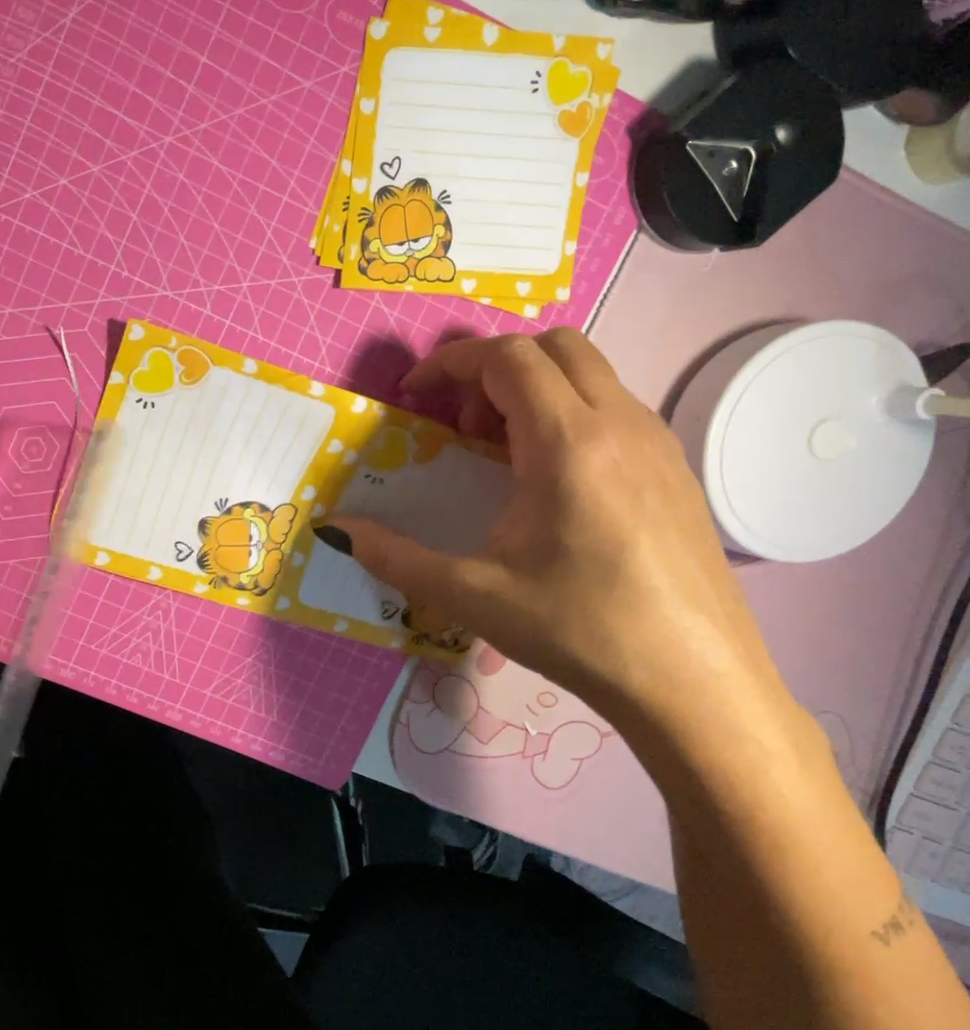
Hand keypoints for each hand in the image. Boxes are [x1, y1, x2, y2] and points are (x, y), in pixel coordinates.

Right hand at [334, 329, 786, 737]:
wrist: (696, 683)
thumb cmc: (579, 630)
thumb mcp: (470, 595)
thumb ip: (392, 555)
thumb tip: (333, 530)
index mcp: (569, 445)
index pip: (509, 358)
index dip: (451, 362)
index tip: (413, 395)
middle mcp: (621, 426)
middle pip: (554, 346)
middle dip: (491, 367)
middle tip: (455, 421)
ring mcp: (658, 444)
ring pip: (589, 373)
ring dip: (530, 389)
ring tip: (493, 453)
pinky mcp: (674, 470)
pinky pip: (612, 407)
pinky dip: (564, 413)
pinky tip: (543, 481)